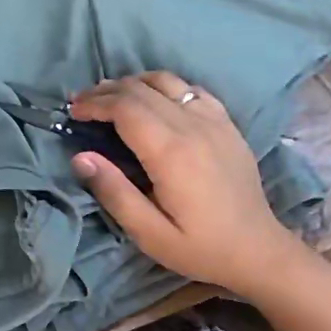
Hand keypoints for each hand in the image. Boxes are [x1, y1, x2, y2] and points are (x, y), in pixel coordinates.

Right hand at [70, 72, 316, 297]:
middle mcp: (192, 125)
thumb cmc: (200, 247)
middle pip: (140, 89)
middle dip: (105, 91)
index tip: (73, 111)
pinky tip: (155, 100)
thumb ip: (114, 192)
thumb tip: (80, 156)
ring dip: (133, 83)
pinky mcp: (227, 123)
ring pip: (165, 80)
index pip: (124, 107)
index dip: (94, 103)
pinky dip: (165, 87)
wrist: (258, 249)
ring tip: (112, 97)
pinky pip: (191, 89)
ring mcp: (214, 120)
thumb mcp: (149, 233)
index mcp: (171, 151)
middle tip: (82, 103)